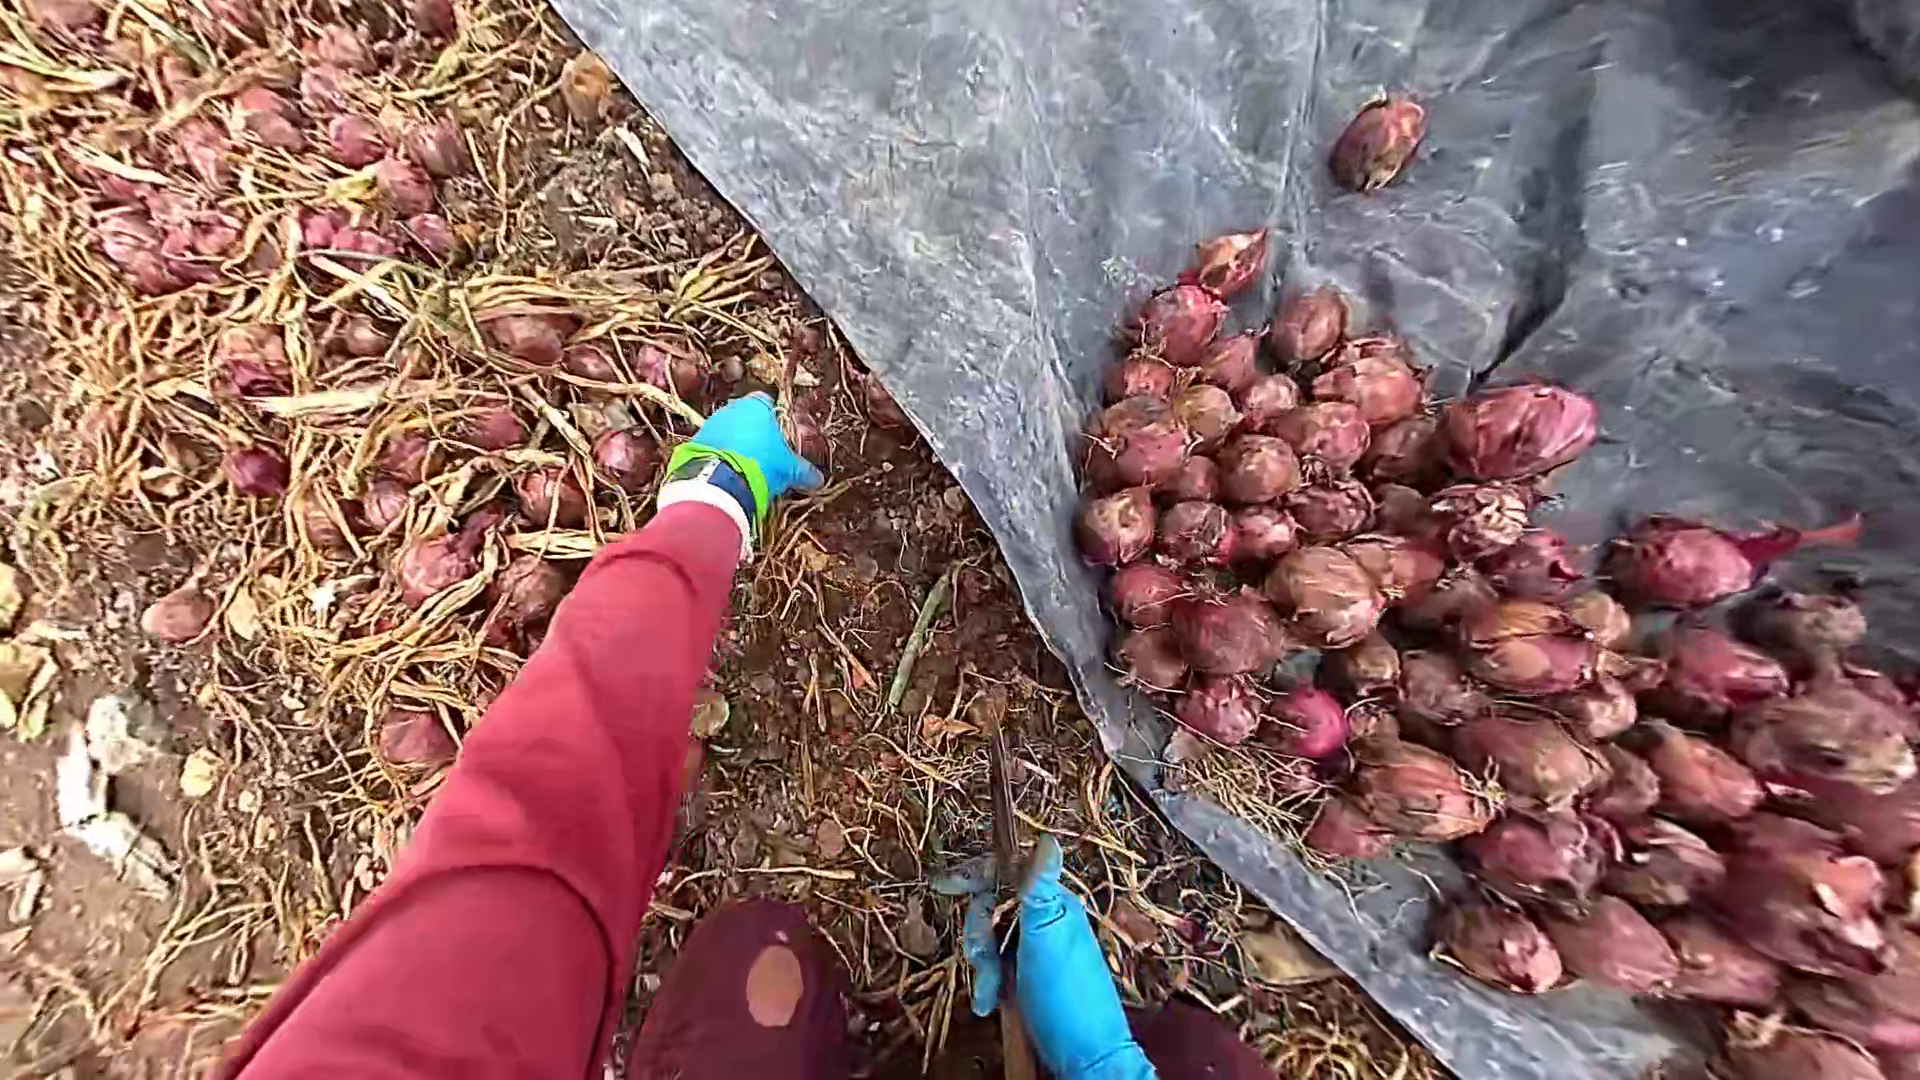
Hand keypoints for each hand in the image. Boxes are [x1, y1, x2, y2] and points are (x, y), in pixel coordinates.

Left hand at [668, 392, 824, 523]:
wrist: (720, 482)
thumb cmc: (762, 464)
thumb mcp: (790, 469)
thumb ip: (804, 471)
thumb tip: (819, 479)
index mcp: (757, 406)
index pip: (769, 403)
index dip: (777, 420)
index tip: (783, 438)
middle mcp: (731, 409)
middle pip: (748, 417)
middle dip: (757, 434)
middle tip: (768, 455)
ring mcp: (711, 424)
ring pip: (730, 430)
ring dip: (738, 445)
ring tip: (749, 467)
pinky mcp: (696, 441)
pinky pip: (714, 445)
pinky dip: (722, 455)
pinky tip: (731, 472)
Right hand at [934, 836, 1155, 1079]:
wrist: (1085, 1061)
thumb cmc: (1067, 992)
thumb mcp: (1047, 934)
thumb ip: (1040, 886)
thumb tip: (1049, 838)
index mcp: (1050, 901)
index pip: (1006, 871)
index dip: (975, 874)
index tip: (943, 884)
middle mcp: (1041, 919)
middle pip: (992, 905)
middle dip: (979, 931)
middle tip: (981, 957)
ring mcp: (1032, 950)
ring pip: (990, 937)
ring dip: (982, 963)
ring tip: (990, 991)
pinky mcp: (1024, 977)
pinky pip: (995, 967)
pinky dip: (988, 983)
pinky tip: (990, 1003)